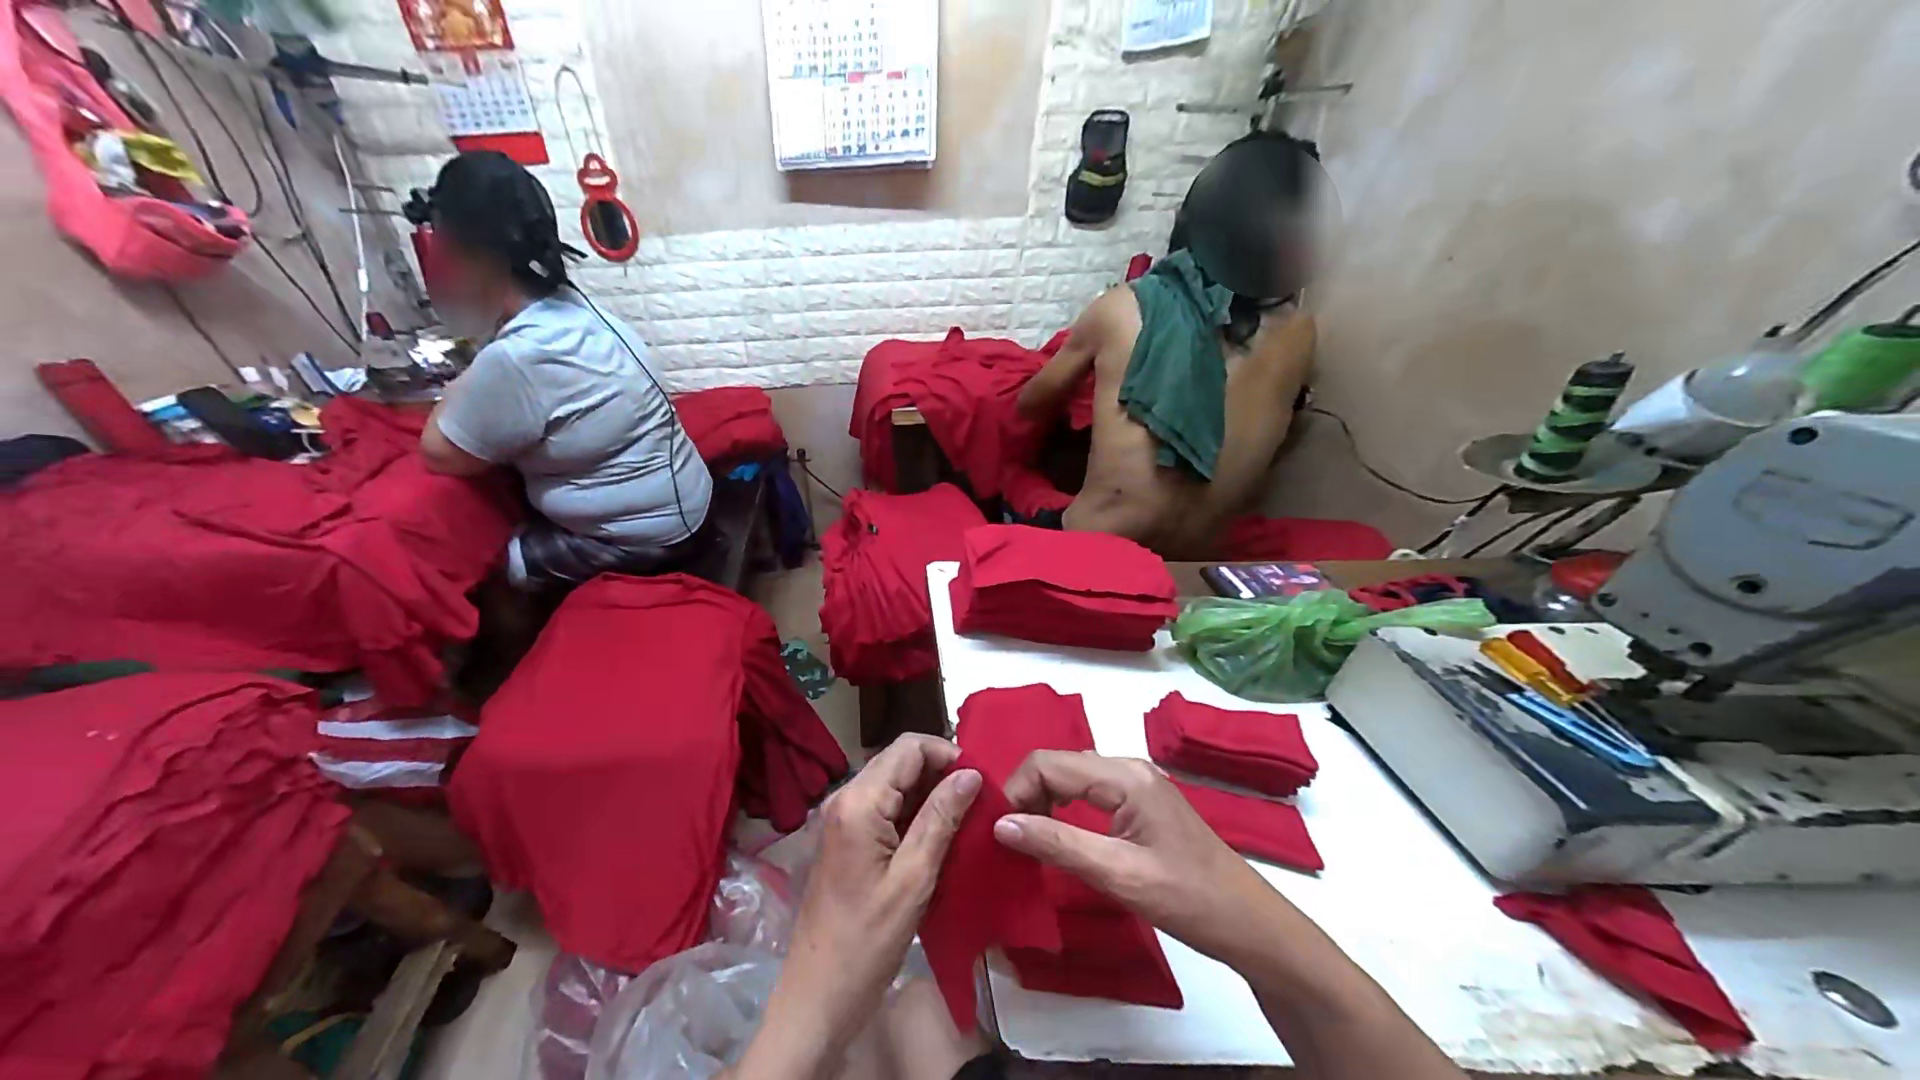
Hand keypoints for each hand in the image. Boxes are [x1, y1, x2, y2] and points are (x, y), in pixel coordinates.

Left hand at [742, 735, 980, 1079]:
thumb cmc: (867, 942)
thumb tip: (971, 773)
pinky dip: (912, 809)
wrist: (817, 996)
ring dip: (929, 790)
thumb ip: (941, 818)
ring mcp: (841, 817)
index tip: (979, 781)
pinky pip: (884, 804)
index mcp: (859, 801)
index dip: (947, 753)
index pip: (908, 747)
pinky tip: (937, 833)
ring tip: (964, 816)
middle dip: (940, 770)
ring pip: (893, 781)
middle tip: (977, 799)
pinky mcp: (845, 836)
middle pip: (899, 759)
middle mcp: (845, 797)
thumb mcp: (914, 878)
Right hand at [993, 752, 1469, 1079]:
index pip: (1049, 762)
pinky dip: (1064, 809)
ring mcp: (1137, 783)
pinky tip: (1057, 836)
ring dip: (1043, 802)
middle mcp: (1128, 767)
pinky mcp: (1141, 802)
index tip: (1001, 832)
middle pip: (1058, 764)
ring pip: (1071, 777)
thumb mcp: (1118, 875)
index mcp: (1124, 776)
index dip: (1017, 791)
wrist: (1249, 924)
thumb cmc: (1188, 899)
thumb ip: (1057, 844)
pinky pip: (1088, 792)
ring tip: (1028, 840)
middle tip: (1010, 839)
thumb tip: (1000, 823)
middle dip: (1027, 795)